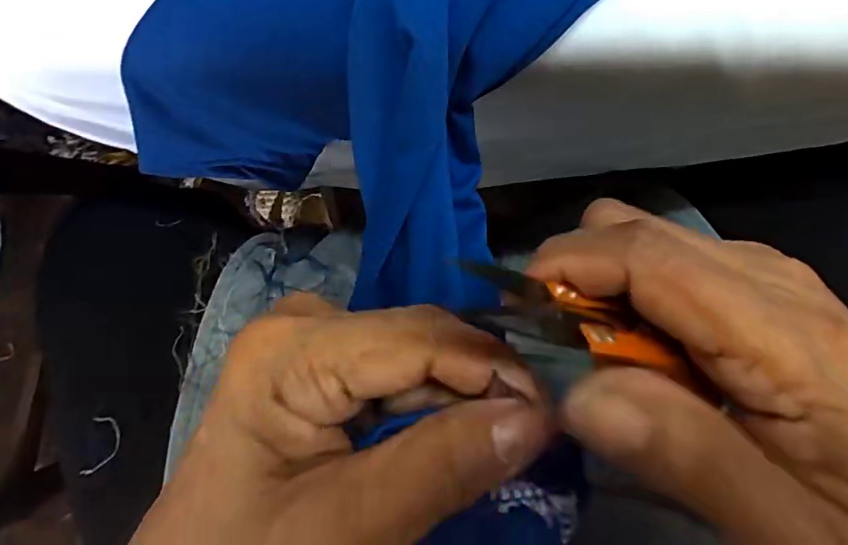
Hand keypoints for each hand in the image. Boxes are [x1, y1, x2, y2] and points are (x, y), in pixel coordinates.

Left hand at [134, 293, 555, 544]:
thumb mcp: (344, 530)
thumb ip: (440, 466)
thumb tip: (539, 415)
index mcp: (294, 347)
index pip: (419, 336)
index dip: (492, 366)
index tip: (552, 410)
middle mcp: (306, 323)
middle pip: (420, 340)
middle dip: (482, 382)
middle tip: (540, 427)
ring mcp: (312, 345)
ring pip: (417, 357)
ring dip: (465, 396)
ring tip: (516, 430)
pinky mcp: (322, 373)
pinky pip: (397, 378)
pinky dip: (437, 408)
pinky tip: (467, 432)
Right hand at [527, 198, 847, 544]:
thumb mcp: (787, 536)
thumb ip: (686, 457)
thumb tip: (574, 394)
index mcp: (793, 341)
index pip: (662, 262)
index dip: (581, 262)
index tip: (519, 297)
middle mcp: (784, 284)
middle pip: (655, 229)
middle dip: (586, 265)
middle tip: (549, 338)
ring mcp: (780, 278)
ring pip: (664, 234)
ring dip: (610, 276)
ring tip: (589, 349)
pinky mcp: (773, 288)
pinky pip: (685, 259)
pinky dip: (642, 288)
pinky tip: (643, 349)